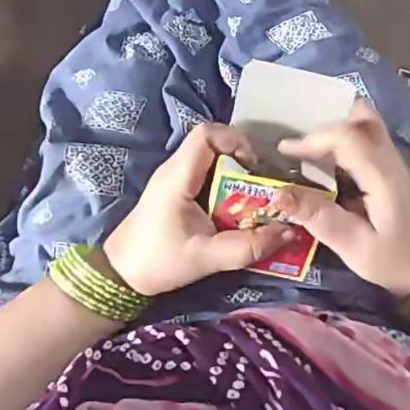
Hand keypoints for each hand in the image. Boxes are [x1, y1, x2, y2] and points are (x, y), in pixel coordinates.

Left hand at [102, 124, 298, 296]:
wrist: (120, 275)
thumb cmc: (158, 262)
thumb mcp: (207, 258)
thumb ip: (248, 247)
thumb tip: (288, 233)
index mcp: (177, 177)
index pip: (206, 134)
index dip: (236, 142)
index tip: (254, 169)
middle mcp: (174, 170)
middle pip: (213, 143)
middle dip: (242, 160)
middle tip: (260, 188)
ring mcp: (173, 179)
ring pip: (211, 160)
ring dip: (235, 174)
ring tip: (253, 200)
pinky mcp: (175, 191)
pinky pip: (205, 175)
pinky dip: (225, 186)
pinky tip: (235, 210)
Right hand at [269, 101, 409, 298]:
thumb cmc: (388, 259)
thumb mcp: (351, 246)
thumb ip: (318, 217)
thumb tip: (278, 194)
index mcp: (382, 178)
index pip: (348, 138)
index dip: (314, 139)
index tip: (285, 152)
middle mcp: (390, 159)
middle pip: (358, 120)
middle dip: (322, 129)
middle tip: (294, 149)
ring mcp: (392, 158)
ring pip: (363, 121)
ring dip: (332, 129)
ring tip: (304, 149)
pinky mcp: (388, 162)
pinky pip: (365, 133)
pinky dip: (341, 135)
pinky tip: (322, 155)